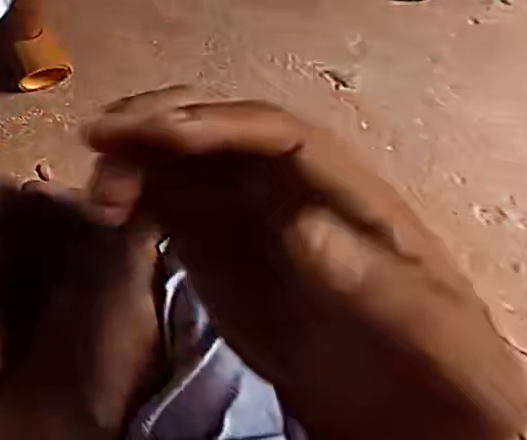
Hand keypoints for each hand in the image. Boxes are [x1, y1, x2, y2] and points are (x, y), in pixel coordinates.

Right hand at [81, 87, 526, 439]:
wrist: (390, 409)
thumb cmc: (422, 368)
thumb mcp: (429, 338)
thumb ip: (376, 283)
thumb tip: (303, 225)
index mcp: (335, 181)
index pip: (267, 127)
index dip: (211, 121)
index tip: (159, 134)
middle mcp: (271, 170)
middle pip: (202, 117)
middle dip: (147, 118)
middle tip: (98, 137)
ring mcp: (227, 190)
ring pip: (162, 144)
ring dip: (123, 154)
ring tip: (100, 197)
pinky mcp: (193, 217)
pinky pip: (146, 182)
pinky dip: (118, 185)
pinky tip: (104, 210)